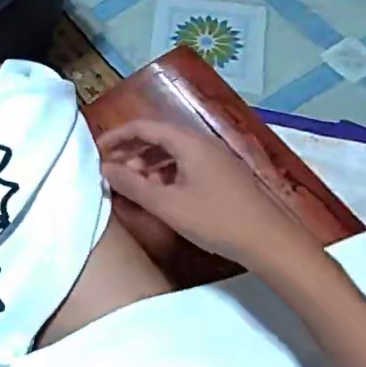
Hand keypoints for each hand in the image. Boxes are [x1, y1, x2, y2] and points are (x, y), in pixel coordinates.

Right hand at [96, 119, 301, 270]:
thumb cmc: (215, 219)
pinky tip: (161, 194)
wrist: (268, 240)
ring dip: (148, 164)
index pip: (144, 126)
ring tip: (133, 185)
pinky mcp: (222, 173)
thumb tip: (105, 168)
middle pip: (158, 136)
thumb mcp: (167, 205)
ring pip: (172, 151)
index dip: (117, 136)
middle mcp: (201, 142)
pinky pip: (186, 163)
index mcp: (187, 141)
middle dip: (131, 151)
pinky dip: (166, 173)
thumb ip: (132, 185)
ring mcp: (214, 157)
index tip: (97, 152)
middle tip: (112, 172)